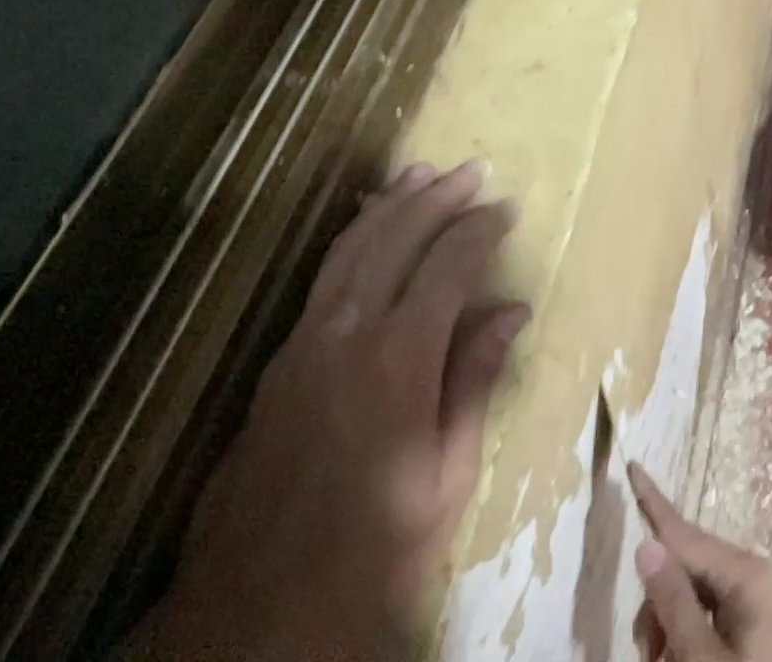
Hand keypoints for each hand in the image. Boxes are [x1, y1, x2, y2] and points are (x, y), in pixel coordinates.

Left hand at [132, 161, 526, 659]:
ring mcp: (303, 343)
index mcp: (398, 359)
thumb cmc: (377, 545)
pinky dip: (353, 241)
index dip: (479, 231)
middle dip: (435, 198)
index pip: (447, 268)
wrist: (260, 601)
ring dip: (388, 207)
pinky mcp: (279, 361)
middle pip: (393, 241)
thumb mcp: (449, 472)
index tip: (506, 207)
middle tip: (471, 170)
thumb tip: (511, 310)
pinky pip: (323, 279)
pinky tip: (368, 233)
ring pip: (348, 250)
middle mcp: (345, 334)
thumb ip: (474, 380)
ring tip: (420, 174)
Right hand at [628, 462, 771, 661]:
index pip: (685, 532)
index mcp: (747, 575)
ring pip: (690, 596)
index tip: (633, 465)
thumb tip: (648, 545)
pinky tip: (676, 660)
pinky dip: (684, 637)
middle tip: (647, 650)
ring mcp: (756, 604)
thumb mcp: (701, 658)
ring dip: (666, 627)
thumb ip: (673, 601)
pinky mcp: (754, 629)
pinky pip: (705, 617)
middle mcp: (753, 578)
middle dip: (655, 601)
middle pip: (684, 565)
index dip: (653, 503)